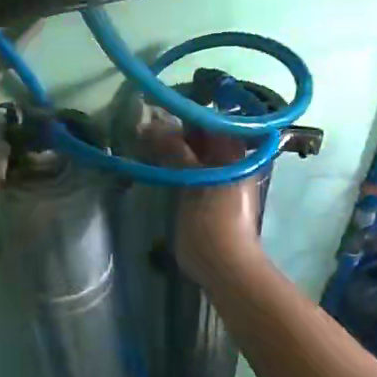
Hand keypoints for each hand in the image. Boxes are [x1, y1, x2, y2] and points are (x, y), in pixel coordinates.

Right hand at [141, 114, 268, 287]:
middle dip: (175, 129)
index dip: (184, 112)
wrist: (224, 267)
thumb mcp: (193, 181)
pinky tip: (153, 164)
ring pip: (193, 153)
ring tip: (142, 143)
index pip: (209, 119)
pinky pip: (190, 170)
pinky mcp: (206, 196)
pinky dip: (173, 165)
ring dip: (171, 147)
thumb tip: (152, 125)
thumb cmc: (213, 221)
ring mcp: (219, 178)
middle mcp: (230, 160)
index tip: (156, 109)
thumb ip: (175, 151)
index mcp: (235, 152)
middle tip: (142, 126)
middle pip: (201, 135)